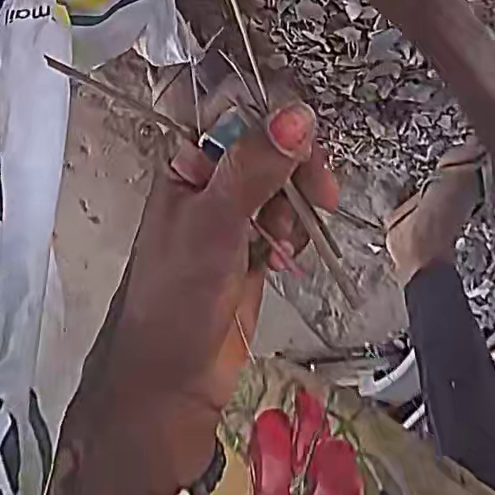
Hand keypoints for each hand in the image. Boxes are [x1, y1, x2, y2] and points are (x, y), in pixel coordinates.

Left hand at [56, 101, 337, 494]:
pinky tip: (284, 256)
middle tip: (319, 192)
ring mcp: (232, 211)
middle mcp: (210, 179)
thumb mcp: (215, 221)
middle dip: (295, 169)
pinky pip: (287, 217)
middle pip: (268, 147)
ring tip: (284, 240)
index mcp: (187, 161)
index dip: (276, 122)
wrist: (174, 378)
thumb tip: (297, 116)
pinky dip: (294, 233)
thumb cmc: (177, 294)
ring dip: (295, 207)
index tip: (307, 140)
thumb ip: (255, 167)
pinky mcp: (252, 241)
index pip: (238, 116)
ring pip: (283, 183)